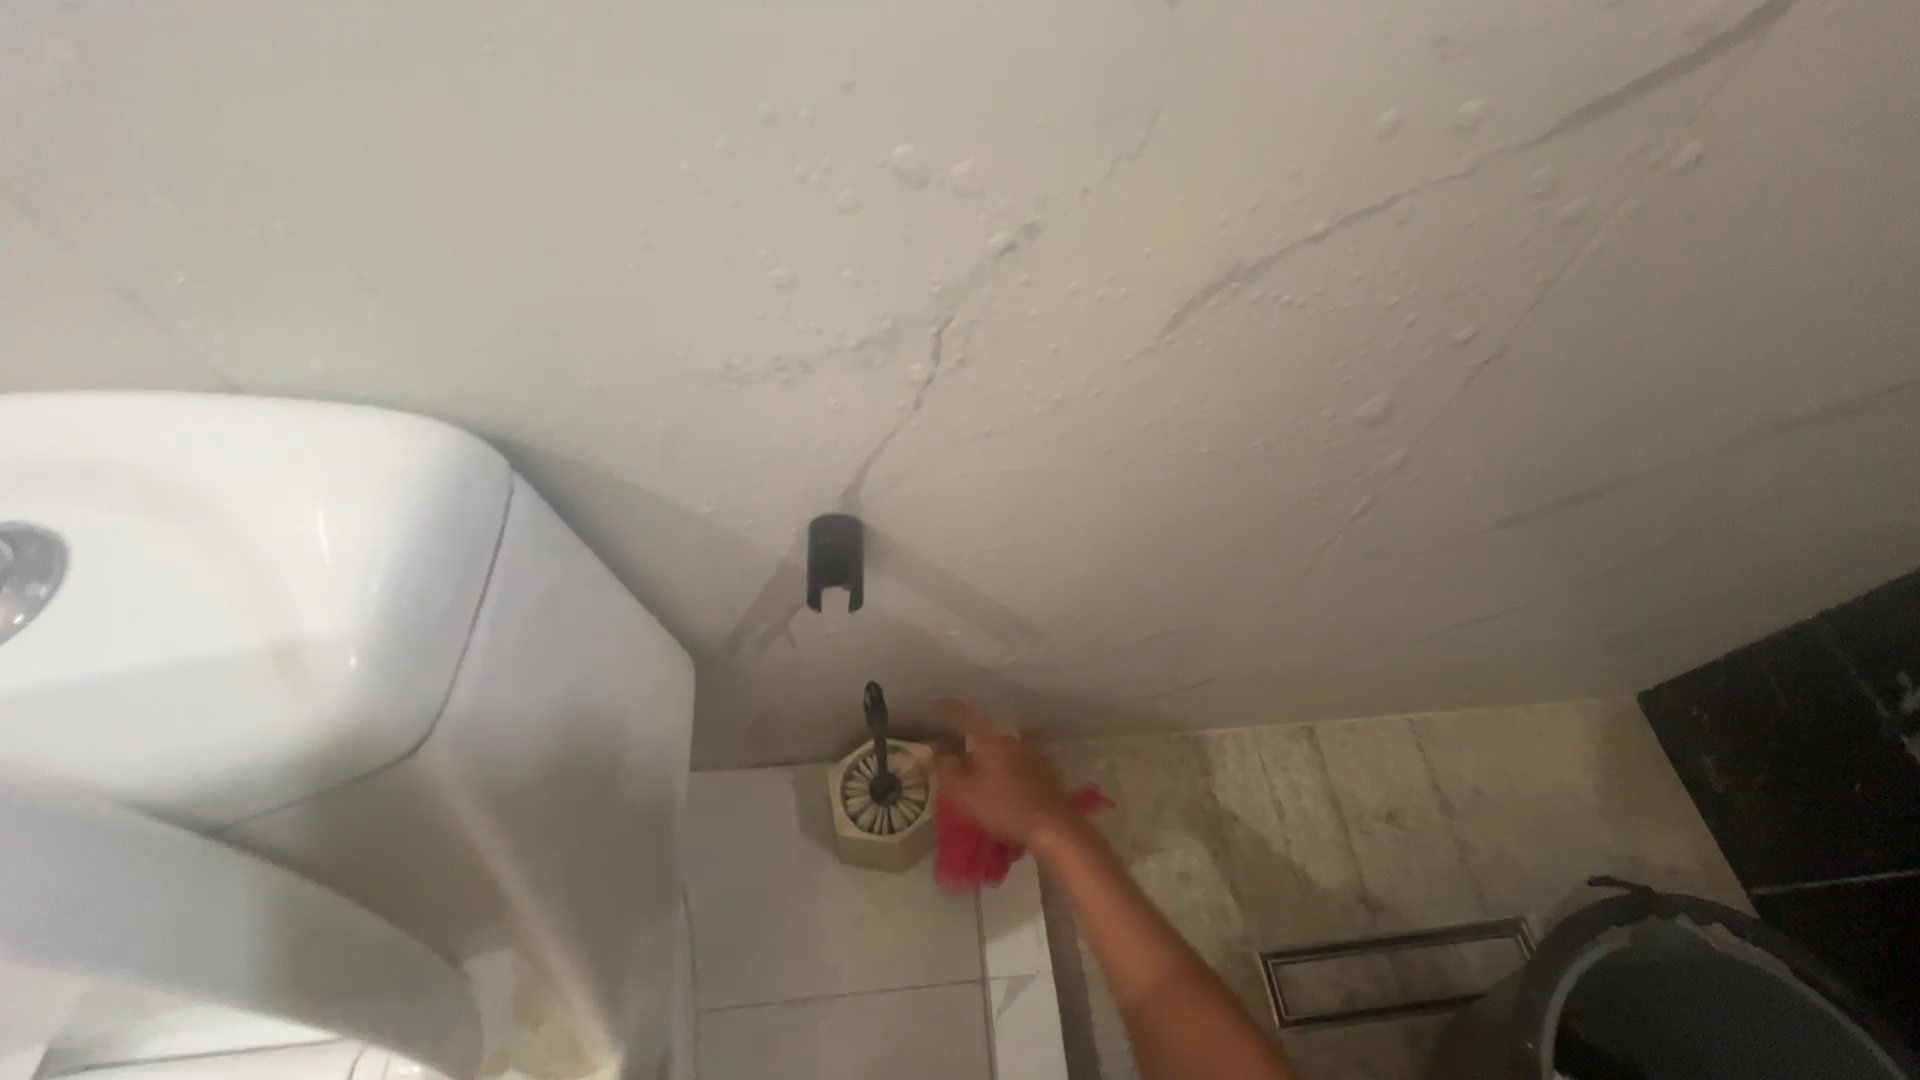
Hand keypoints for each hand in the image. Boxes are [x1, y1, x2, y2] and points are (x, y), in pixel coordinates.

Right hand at [923, 700, 1077, 845]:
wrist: (1053, 826)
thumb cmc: (1004, 807)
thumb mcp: (964, 792)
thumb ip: (943, 768)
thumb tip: (927, 750)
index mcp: (991, 741)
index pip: (966, 716)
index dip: (949, 709)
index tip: (936, 705)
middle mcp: (1012, 740)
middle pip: (984, 735)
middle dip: (968, 744)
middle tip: (954, 758)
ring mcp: (1032, 754)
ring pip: (1001, 750)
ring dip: (987, 759)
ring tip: (976, 777)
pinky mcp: (1044, 771)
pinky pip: (1016, 762)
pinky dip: (1003, 769)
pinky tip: (1001, 788)